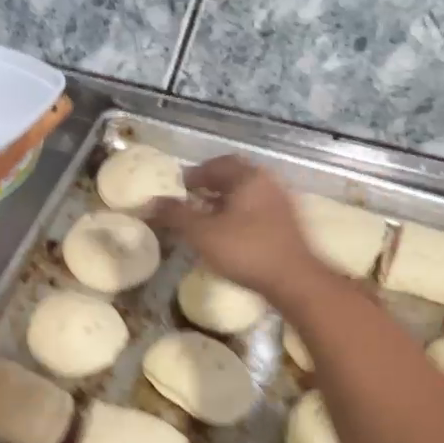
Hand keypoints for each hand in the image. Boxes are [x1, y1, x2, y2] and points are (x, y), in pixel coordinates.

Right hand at [144, 156, 324, 299]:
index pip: (216, 164)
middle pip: (232, 176)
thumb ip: (175, 215)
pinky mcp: (284, 221)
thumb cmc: (245, 250)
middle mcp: (267, 182)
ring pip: (244, 192)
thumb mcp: (202, 233)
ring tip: (202, 217)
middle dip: (208, 185)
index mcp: (248, 177)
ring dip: (221, 200)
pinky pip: (254, 207)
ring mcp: (279, 201)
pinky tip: (224, 231)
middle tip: (187, 200)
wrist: (292, 278)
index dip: (192, 174)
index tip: (174, 189)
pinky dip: (235, 212)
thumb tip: (150, 202)